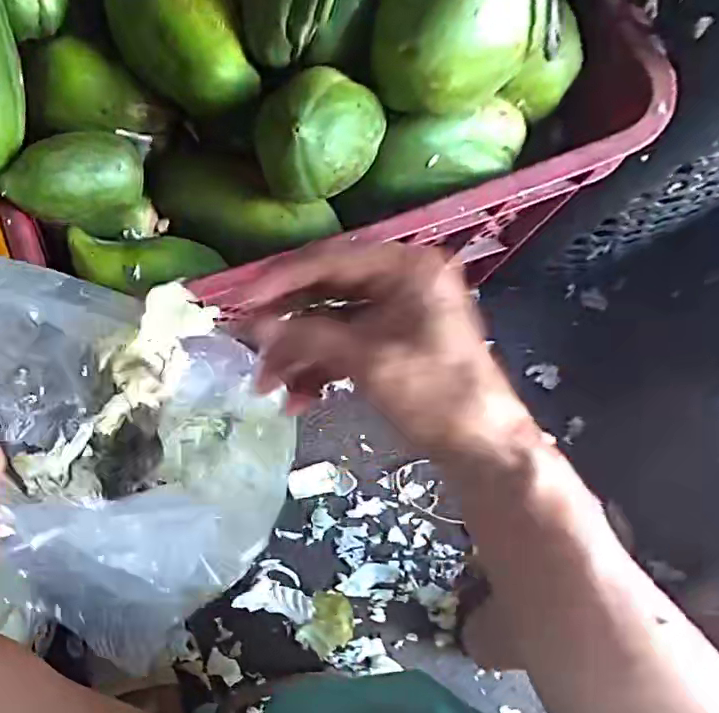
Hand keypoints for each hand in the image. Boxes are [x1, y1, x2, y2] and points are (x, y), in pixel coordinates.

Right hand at [240, 244, 543, 471]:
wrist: (479, 444)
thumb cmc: (435, 395)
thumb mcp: (368, 361)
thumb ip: (308, 337)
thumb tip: (255, 326)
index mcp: (405, 268)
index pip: (328, 261)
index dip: (279, 281)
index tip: (239, 303)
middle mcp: (397, 283)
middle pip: (323, 294)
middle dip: (284, 327)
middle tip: (246, 347)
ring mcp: (392, 316)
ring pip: (326, 327)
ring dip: (295, 357)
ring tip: (267, 388)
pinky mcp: (386, 347)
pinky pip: (339, 350)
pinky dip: (315, 373)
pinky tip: (297, 401)